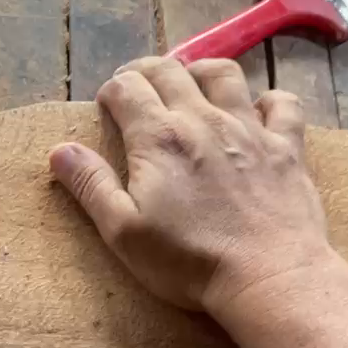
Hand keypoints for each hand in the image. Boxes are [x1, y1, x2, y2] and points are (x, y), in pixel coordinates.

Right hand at [48, 56, 333, 319]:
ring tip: (189, 83)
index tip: (106, 106)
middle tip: (136, 87)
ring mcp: (249, 129)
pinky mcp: (287, 146)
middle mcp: (203, 119)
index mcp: (158, 137)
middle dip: (145, 71)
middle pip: (170, 70)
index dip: (111, 90)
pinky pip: (281, 103)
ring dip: (199, 70)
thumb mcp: (123, 232)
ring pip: (224, 73)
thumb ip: (91, 186)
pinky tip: (255, 111)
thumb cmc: (188, 260)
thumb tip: (60, 150)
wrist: (269, 276)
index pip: (127, 88)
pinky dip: (266, 99)